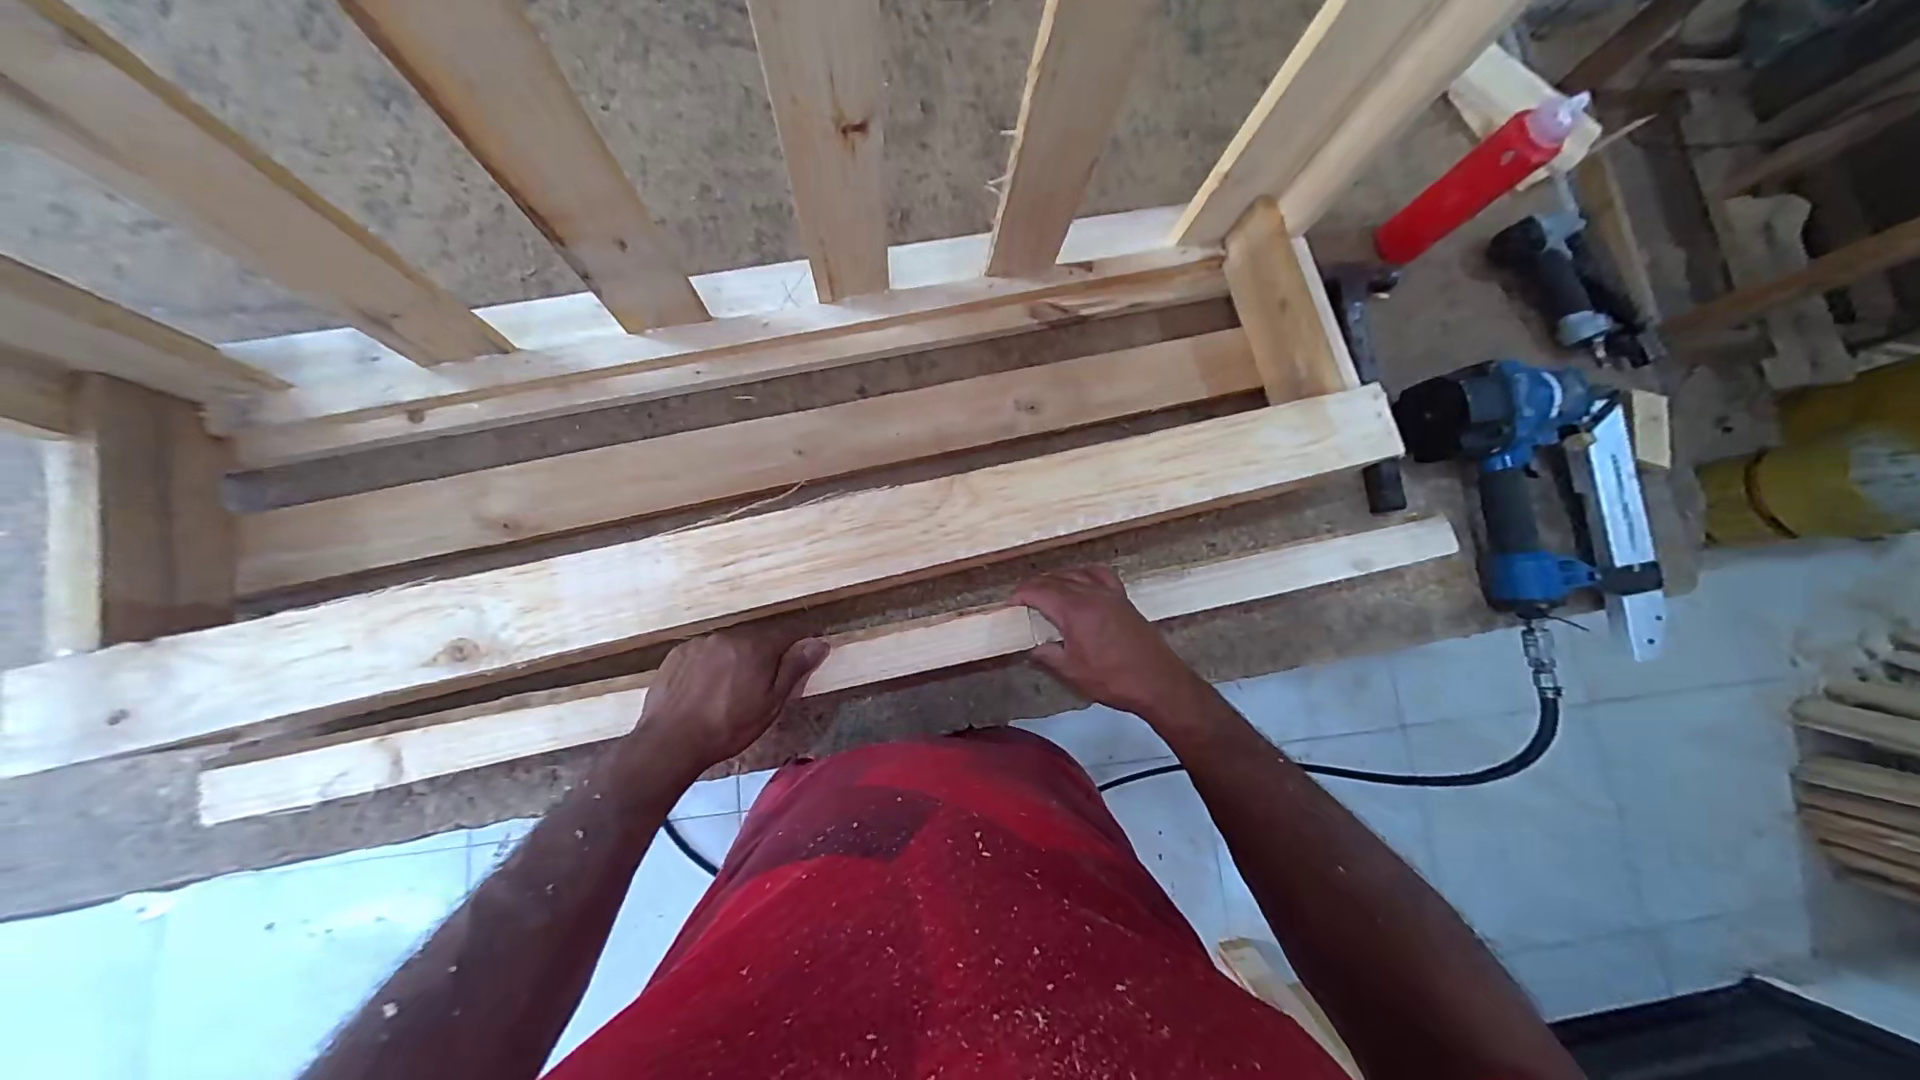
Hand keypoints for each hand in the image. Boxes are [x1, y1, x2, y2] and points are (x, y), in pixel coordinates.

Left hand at [633, 627, 829, 776]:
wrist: (670, 742)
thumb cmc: (728, 727)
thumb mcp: (771, 703)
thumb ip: (795, 668)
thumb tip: (819, 642)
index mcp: (756, 646)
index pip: (787, 632)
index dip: (797, 645)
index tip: (799, 660)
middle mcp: (729, 636)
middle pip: (756, 639)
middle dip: (763, 656)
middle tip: (760, 687)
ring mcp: (700, 643)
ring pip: (729, 645)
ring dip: (735, 660)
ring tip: (728, 691)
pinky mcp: (677, 654)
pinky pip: (704, 653)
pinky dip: (710, 665)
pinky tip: (705, 690)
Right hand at [1012, 566, 1204, 718]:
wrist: (1158, 682)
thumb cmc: (1113, 679)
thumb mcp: (1072, 672)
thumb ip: (1048, 656)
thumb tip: (1034, 649)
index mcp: (1074, 610)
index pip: (1040, 591)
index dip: (1021, 594)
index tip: (1011, 603)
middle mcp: (1091, 594)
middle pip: (1056, 579)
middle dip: (1035, 586)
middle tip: (1022, 599)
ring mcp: (1110, 594)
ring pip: (1076, 574)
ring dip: (1057, 578)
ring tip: (1046, 590)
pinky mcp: (1123, 599)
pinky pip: (1100, 575)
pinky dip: (1085, 573)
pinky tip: (1081, 580)